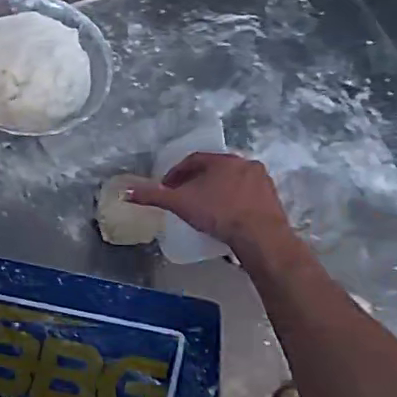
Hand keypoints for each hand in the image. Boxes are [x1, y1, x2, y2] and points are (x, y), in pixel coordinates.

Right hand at [127, 152, 297, 256]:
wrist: (261, 236)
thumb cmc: (218, 214)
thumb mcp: (180, 204)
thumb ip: (153, 196)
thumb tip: (125, 191)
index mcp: (221, 160)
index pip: (193, 160)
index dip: (176, 172)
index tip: (167, 187)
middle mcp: (244, 163)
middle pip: (213, 168)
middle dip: (196, 180)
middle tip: (184, 196)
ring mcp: (261, 180)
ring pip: (232, 180)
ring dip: (217, 189)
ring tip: (204, 207)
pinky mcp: (272, 197)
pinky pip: (246, 194)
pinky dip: (234, 200)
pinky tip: (226, 215)